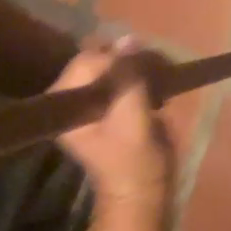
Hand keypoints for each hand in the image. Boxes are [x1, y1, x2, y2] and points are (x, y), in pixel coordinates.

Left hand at [50, 37, 170, 207]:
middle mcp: (74, 98)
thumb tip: (129, 38)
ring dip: (142, 67)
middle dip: (131, 61)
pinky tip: (159, 91)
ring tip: (162, 80)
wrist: (145, 192)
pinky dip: (144, 77)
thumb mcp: (132, 116)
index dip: (117, 59)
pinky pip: (126, 77)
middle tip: (159, 70)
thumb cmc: (134, 159)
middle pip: (101, 59)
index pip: (87, 61)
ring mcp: (94, 101)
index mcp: (68, 103)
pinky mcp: (112, 104)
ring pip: (116, 65)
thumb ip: (128, 76)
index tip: (144, 68)